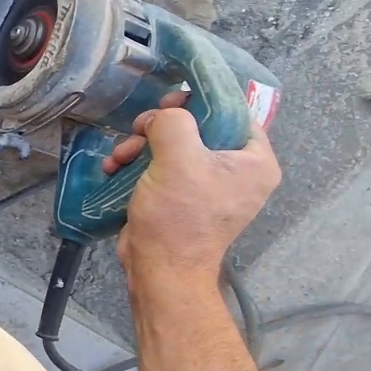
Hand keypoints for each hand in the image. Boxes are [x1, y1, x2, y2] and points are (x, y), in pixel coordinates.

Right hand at [105, 93, 281, 286]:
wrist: (161, 269)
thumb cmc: (178, 216)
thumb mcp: (177, 159)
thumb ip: (173, 123)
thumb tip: (160, 117)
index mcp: (255, 161)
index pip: (233, 112)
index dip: (199, 101)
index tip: (168, 102)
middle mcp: (238, 172)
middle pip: (198, 128)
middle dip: (160, 128)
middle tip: (139, 129)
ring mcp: (209, 187)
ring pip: (173, 147)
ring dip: (141, 147)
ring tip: (119, 158)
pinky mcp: (182, 199)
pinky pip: (162, 168)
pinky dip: (138, 166)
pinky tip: (115, 169)